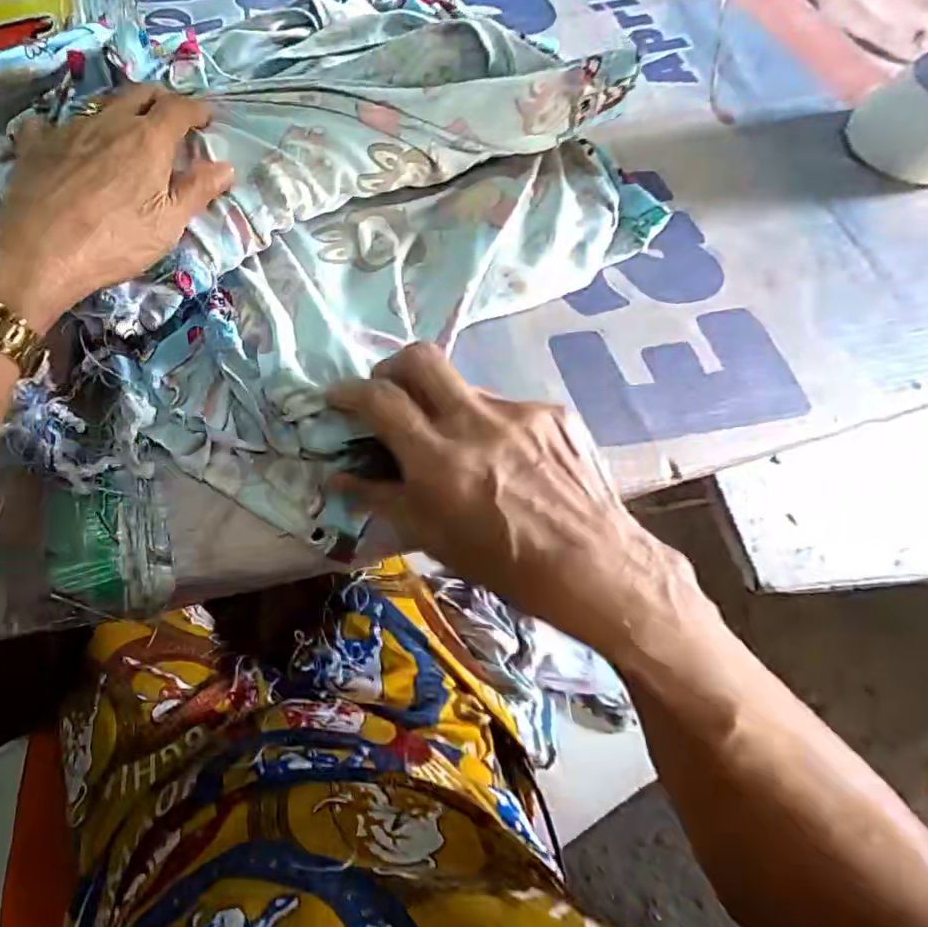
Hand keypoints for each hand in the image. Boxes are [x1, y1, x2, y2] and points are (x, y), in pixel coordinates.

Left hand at [0, 84, 233, 330]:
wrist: (38, 254)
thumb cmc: (112, 242)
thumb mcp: (165, 226)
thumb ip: (196, 192)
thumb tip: (226, 166)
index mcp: (148, 138)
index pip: (180, 108)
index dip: (196, 110)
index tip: (204, 118)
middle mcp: (110, 122)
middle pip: (140, 93)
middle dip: (159, 99)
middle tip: (167, 116)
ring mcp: (69, 130)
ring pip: (99, 106)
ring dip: (116, 112)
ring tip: (120, 129)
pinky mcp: (34, 147)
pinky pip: (47, 125)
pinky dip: (59, 129)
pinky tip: (58, 143)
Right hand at [328, 344, 708, 661]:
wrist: (593, 567)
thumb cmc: (497, 560)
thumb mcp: (425, 533)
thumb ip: (375, 496)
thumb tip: (334, 478)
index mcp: (438, 458)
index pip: (380, 399)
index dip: (348, 391)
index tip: (336, 396)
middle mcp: (475, 422)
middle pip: (420, 359)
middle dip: (391, 367)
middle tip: (386, 391)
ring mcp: (518, 412)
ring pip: (462, 384)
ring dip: (441, 403)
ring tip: (452, 442)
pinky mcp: (552, 413)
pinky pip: (502, 405)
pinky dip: (486, 424)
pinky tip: (501, 457)